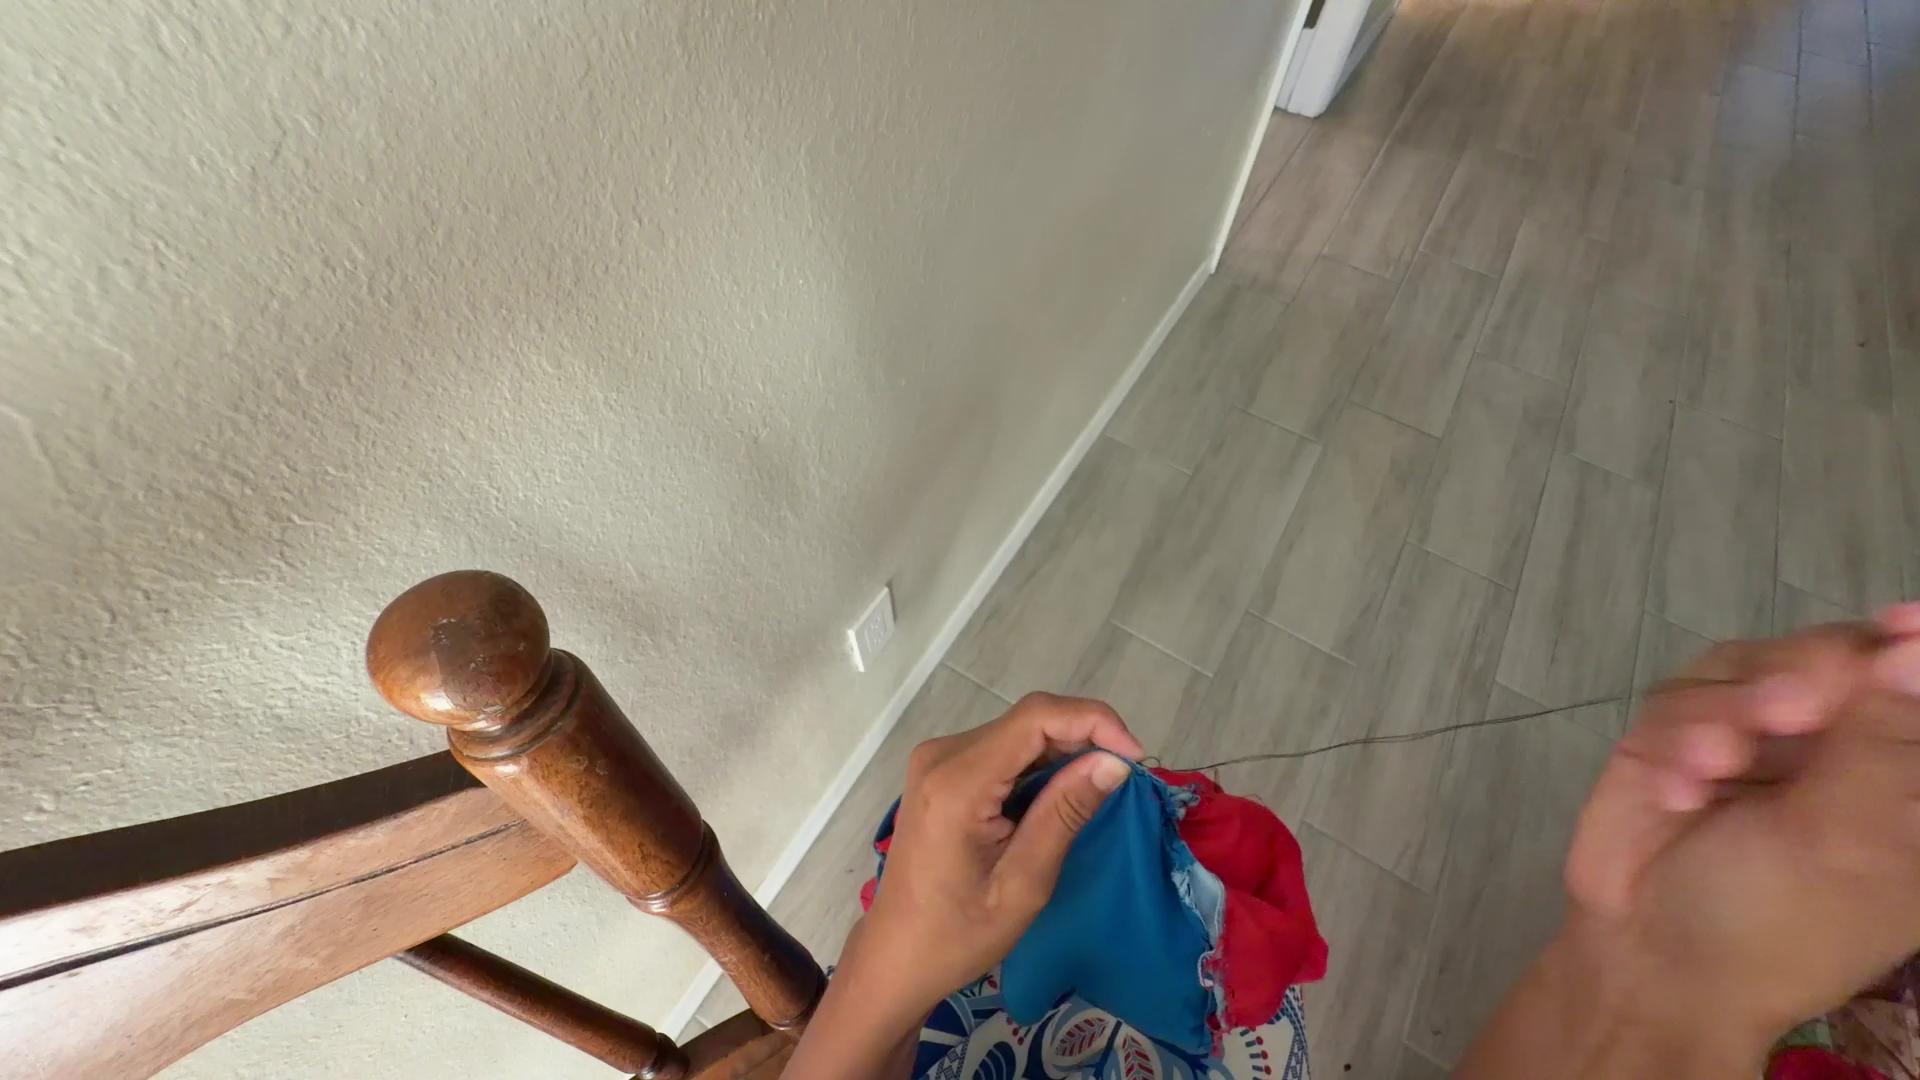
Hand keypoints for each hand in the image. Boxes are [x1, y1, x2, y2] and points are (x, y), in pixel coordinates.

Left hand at [784, 692, 1141, 1079]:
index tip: (1134, 758)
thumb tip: (1114, 762)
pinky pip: (1002, 747)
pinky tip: (1059, 793)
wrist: (897, 953)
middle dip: (1084, 738)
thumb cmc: (959, 933)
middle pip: (1028, 720)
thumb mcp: (1024, 883)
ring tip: (1096, 790)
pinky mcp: (941, 768)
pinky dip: (1038, 762)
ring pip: (1018, 731)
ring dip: (1064, 750)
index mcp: (958, 781)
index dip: (1093, 721)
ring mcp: (938, 757)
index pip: (1034, 717)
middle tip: (1123, 779)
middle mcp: (943, 753)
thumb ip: (1065, 813)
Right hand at [1561, 614, 1919, 1037]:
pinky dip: (1671, 738)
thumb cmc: (1780, 919)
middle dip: (1796, 673)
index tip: (1907, 623)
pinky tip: (1677, 786)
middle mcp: (1822, 744)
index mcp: (1896, 772)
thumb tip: (1911, 646)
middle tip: (1786, 710)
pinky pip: (1667, 704)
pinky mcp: (1663, 740)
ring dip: (1718, 711)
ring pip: (1729, 670)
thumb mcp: (1848, 840)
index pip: (1909, 683)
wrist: (1653, 949)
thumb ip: (1879, 743)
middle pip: (1815, 656)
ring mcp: (1737, 738)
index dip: (1905, 648)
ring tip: (1709, 764)